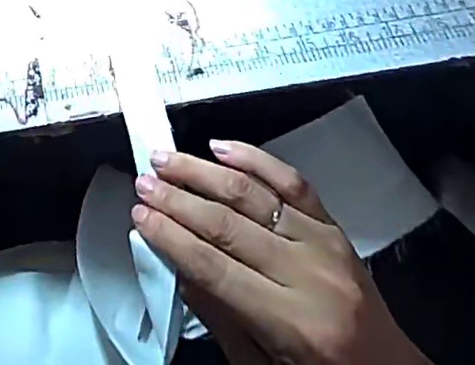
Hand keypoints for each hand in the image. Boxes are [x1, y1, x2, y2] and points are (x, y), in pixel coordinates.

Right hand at [132, 143, 428, 364]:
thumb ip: (218, 315)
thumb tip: (172, 258)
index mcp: (296, 327)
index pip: (215, 268)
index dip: (171, 237)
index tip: (138, 215)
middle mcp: (313, 280)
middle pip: (229, 225)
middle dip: (177, 200)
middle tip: (143, 183)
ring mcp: (327, 246)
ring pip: (253, 194)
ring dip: (201, 172)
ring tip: (164, 159)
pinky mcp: (336, 227)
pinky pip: (293, 182)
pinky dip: (255, 158)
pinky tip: (220, 147)